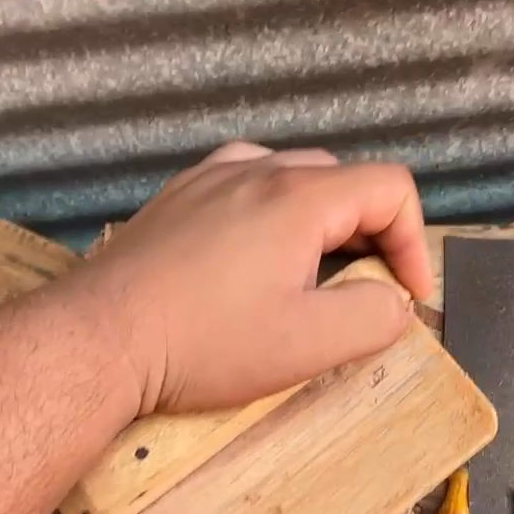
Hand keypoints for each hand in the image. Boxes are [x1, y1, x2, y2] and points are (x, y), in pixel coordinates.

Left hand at [64, 142, 433, 415]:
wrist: (100, 341)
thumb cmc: (207, 344)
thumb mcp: (308, 343)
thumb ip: (373, 317)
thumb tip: (394, 301)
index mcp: (298, 196)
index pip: (391, 188)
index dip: (414, 242)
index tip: (404, 297)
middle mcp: (255, 169)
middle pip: (344, 180)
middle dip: (371, 234)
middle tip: (361, 291)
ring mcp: (208, 176)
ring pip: (293, 176)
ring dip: (322, 220)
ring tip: (312, 271)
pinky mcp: (176, 197)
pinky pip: (244, 182)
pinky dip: (272, 211)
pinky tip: (253, 252)